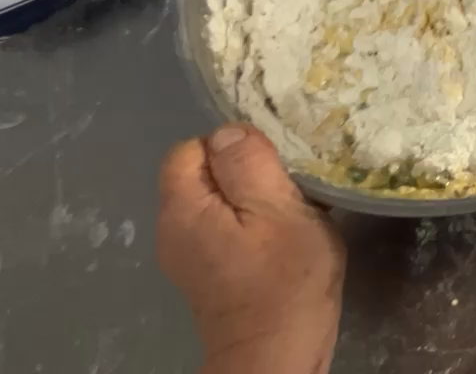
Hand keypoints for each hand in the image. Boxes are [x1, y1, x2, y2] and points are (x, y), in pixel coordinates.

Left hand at [158, 123, 345, 373]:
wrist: (279, 345)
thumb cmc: (284, 273)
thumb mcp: (277, 209)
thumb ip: (248, 167)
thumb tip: (229, 130)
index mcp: (186, 210)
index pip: (192, 150)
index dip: (234, 142)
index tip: (277, 154)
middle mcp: (176, 228)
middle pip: (204, 171)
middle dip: (248, 163)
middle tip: (295, 173)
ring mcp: (192, 250)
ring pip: (221, 195)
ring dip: (259, 187)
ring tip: (299, 194)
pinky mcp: (213, 264)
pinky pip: (229, 218)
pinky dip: (257, 211)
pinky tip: (289, 220)